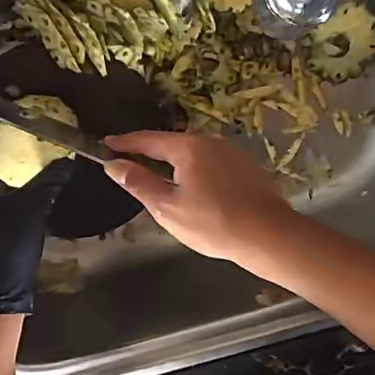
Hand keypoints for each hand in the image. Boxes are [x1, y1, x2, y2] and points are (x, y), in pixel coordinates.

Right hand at [101, 131, 295, 265]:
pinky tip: (195, 190)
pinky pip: (212, 165)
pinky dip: (197, 172)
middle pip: (172, 144)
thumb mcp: (167, 207)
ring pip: (194, 155)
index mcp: (188, 147)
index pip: (148, 140)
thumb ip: (139, 182)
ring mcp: (232, 153)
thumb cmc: (213, 223)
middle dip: (150, 153)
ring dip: (175, 164)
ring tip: (160, 178)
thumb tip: (113, 164)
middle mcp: (211, 142)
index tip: (106, 144)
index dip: (125, 143)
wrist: (267, 234)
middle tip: (131, 162)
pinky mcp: (247, 168)